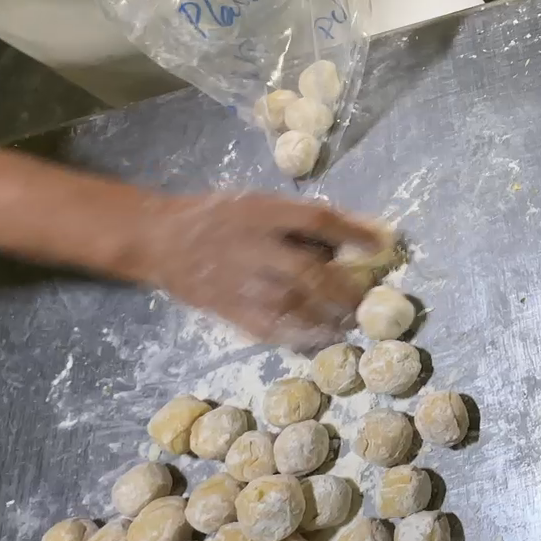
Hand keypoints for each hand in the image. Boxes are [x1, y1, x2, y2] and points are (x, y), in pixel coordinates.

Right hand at [122, 193, 382, 349]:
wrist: (159, 238)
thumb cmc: (225, 216)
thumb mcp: (265, 203)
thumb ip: (310, 217)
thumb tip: (364, 231)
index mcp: (263, 214)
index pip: (315, 220)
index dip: (351, 232)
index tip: (381, 245)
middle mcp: (251, 247)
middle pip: (305, 271)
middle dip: (343, 288)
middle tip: (368, 299)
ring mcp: (236, 282)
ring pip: (288, 304)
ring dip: (326, 316)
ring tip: (352, 321)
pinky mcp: (226, 310)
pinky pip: (266, 328)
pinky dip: (297, 335)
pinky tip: (321, 337)